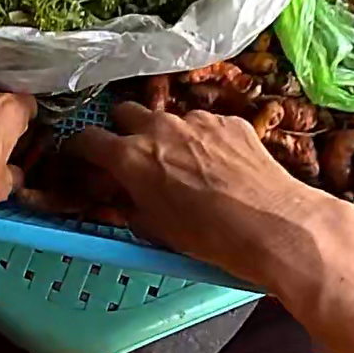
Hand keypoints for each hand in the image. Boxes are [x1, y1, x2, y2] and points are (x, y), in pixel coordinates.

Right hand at [66, 102, 353, 291]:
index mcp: (131, 158)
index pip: (87, 140)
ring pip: (168, 119)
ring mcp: (197, 120)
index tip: (81, 158)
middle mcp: (160, 129)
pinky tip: (220, 166)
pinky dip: (202, 140)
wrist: (274, 225)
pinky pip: (204, 125)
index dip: (79, 150)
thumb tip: (125, 194)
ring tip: (186, 167)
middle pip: (125, 114)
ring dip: (166, 137)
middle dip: (123, 133)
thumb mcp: (157, 229)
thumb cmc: (209, 238)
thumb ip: (131, 204)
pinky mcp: (229, 121)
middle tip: (134, 158)